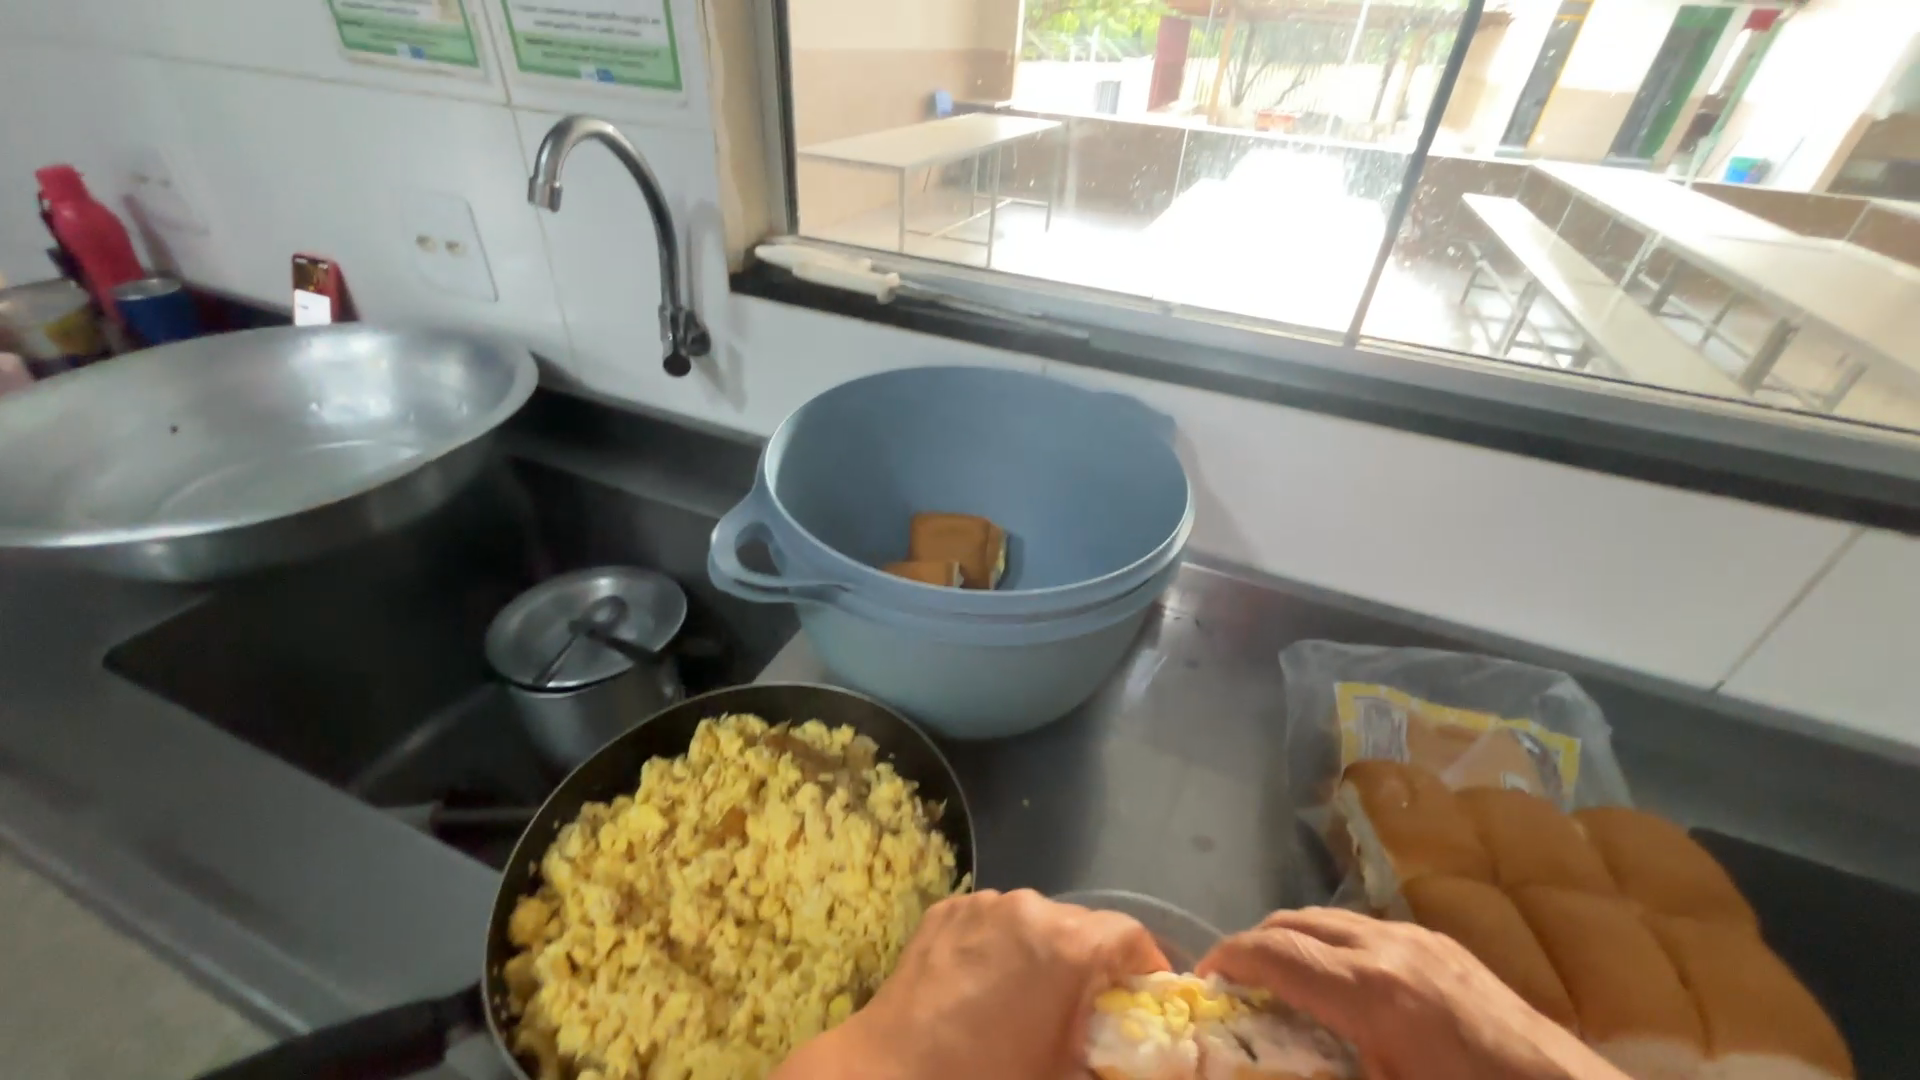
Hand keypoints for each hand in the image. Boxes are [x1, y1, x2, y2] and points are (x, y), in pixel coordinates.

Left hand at [773, 889, 1169, 1079]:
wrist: (888, 1076)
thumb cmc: (986, 1078)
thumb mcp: (1063, 1074)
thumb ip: (1107, 1057)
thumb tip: (1137, 1055)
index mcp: (1064, 943)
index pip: (1129, 935)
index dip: (1146, 967)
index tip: (1145, 1000)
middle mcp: (1026, 906)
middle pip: (1082, 924)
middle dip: (1093, 963)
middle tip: (1087, 1010)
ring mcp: (981, 903)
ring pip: (1035, 919)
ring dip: (1045, 951)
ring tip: (1029, 999)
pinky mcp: (946, 909)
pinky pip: (993, 920)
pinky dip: (1002, 944)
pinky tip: (986, 985)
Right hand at [1197, 908, 1626, 1079]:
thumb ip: (1324, 1068)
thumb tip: (1274, 1062)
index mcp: (1372, 993)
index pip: (1274, 952)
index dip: (1228, 959)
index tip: (1203, 980)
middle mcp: (1388, 948)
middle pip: (1293, 922)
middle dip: (1253, 945)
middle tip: (1236, 986)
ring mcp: (1419, 939)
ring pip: (1327, 917)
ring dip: (1292, 940)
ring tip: (1283, 980)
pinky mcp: (1445, 944)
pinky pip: (1365, 926)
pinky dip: (1332, 941)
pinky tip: (1344, 982)